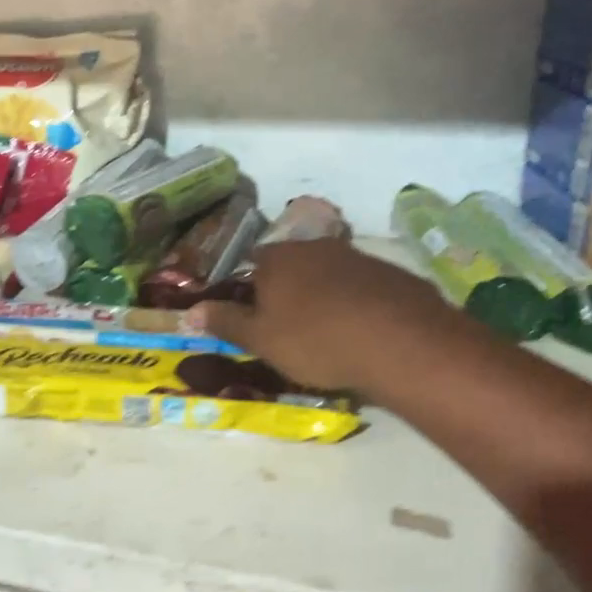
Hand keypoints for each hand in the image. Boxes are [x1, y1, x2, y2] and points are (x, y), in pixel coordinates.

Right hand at [191, 239, 454, 391]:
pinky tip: (370, 333)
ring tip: (333, 332)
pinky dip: (364, 305)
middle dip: (292, 288)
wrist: (402, 344)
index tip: (257, 312)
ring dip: (329, 295)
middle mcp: (315, 248)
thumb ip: (226, 323)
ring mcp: (359, 258)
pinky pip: (369, 288)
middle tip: (293, 324)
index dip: (253, 286)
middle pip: (295, 264)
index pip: (253, 262)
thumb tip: (188, 312)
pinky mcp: (396, 276)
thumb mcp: (261, 340)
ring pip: (333, 274)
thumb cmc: (316, 340)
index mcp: (276, 259)